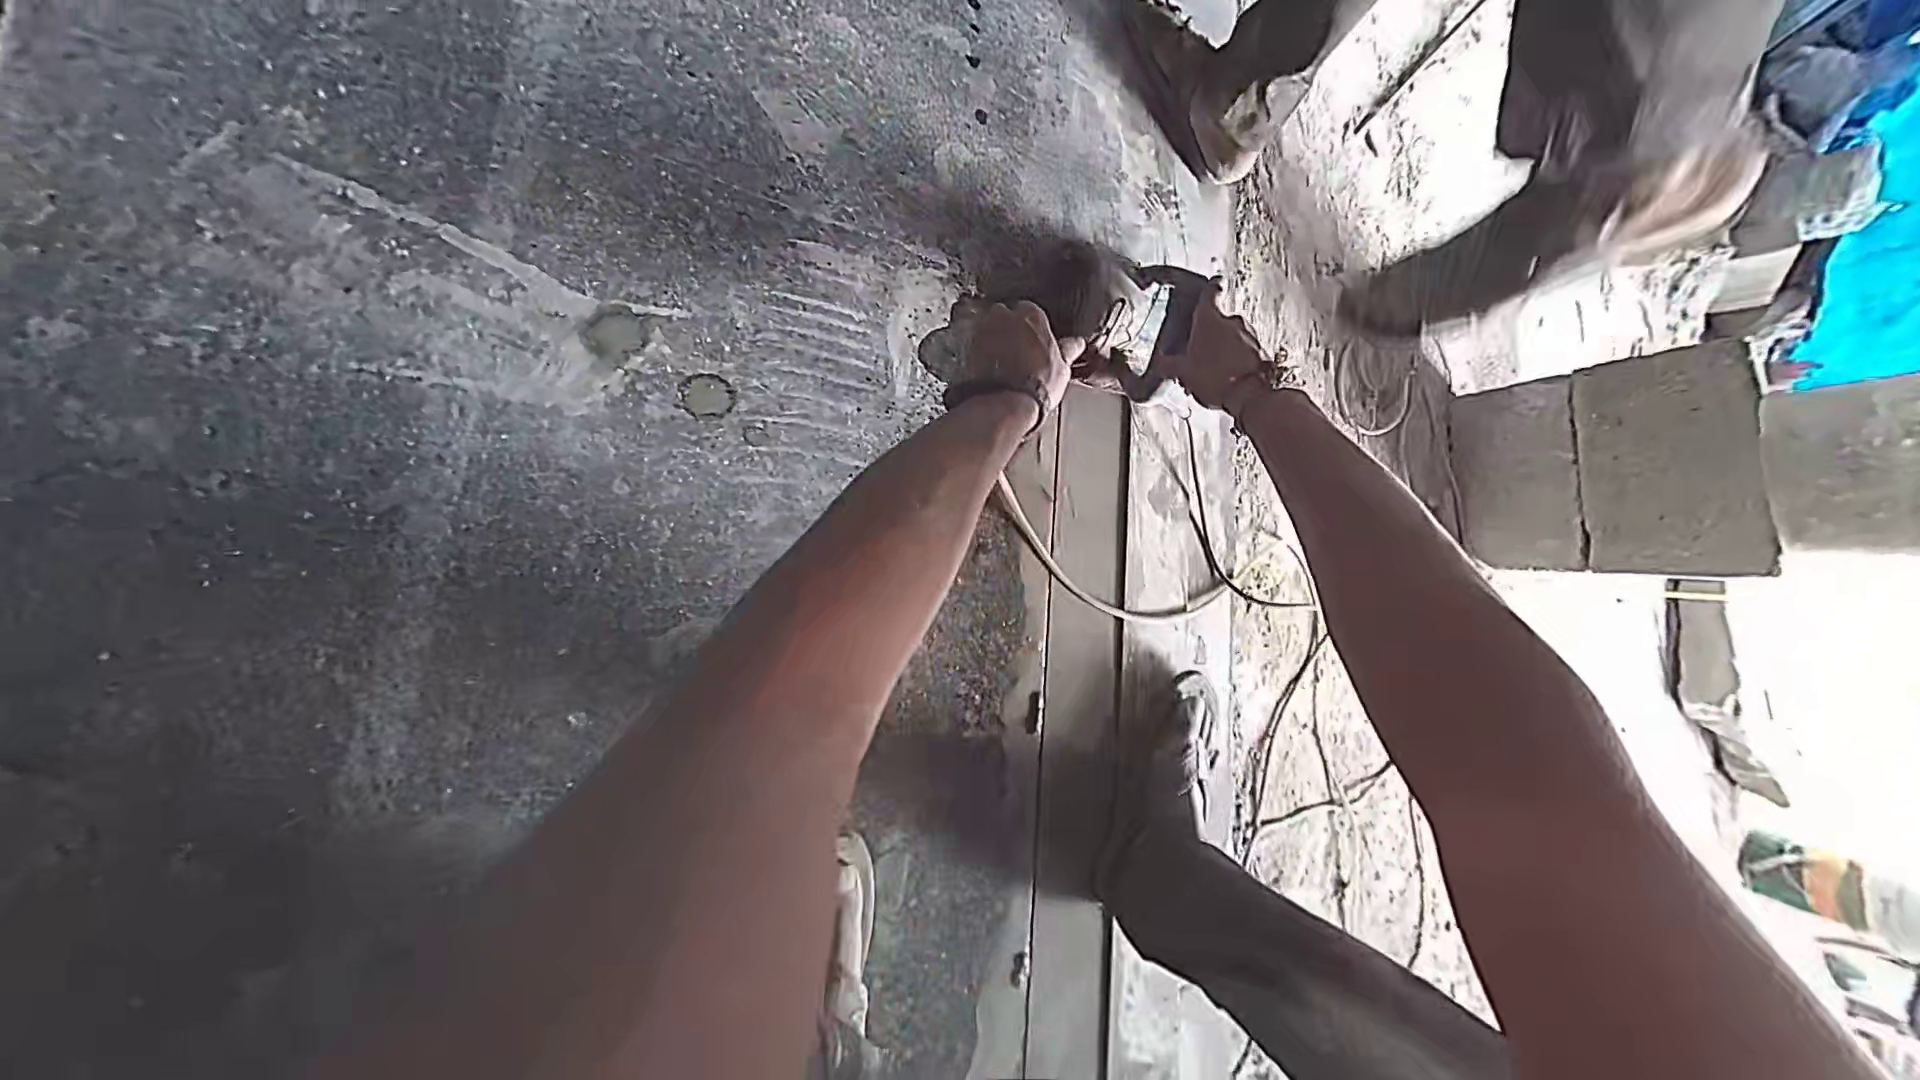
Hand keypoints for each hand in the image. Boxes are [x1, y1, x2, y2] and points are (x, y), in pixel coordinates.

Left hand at [955, 299, 1080, 417]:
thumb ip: (1067, 350)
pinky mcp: (957, 345)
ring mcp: (978, 328)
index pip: (1028, 313)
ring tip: (990, 362)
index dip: (1028, 331)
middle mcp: (1002, 315)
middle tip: (1008, 354)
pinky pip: (958, 341)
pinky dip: (963, 350)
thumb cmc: (1035, 387)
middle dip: (1003, 330)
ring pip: (979, 325)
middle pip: (1001, 316)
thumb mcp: (1062, 368)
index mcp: (1031, 314)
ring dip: (982, 338)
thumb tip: (1075, 345)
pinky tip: (972, 366)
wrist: (1004, 405)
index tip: (1028, 344)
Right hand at [1161, 283, 1272, 418]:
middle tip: (1199, 346)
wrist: (1248, 395)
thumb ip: (1169, 365)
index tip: (1212, 285)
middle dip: (1210, 331)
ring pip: (1233, 335)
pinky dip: (1237, 357)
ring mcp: (1249, 336)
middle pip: (1220, 319)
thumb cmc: (1214, 377)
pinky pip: (1245, 350)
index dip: (1210, 288)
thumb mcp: (1182, 372)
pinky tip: (1228, 373)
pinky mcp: (1260, 352)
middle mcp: (1232, 322)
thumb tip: (1161, 363)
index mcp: (1209, 320)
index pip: (1210, 293)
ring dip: (1225, 345)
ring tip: (1212, 365)